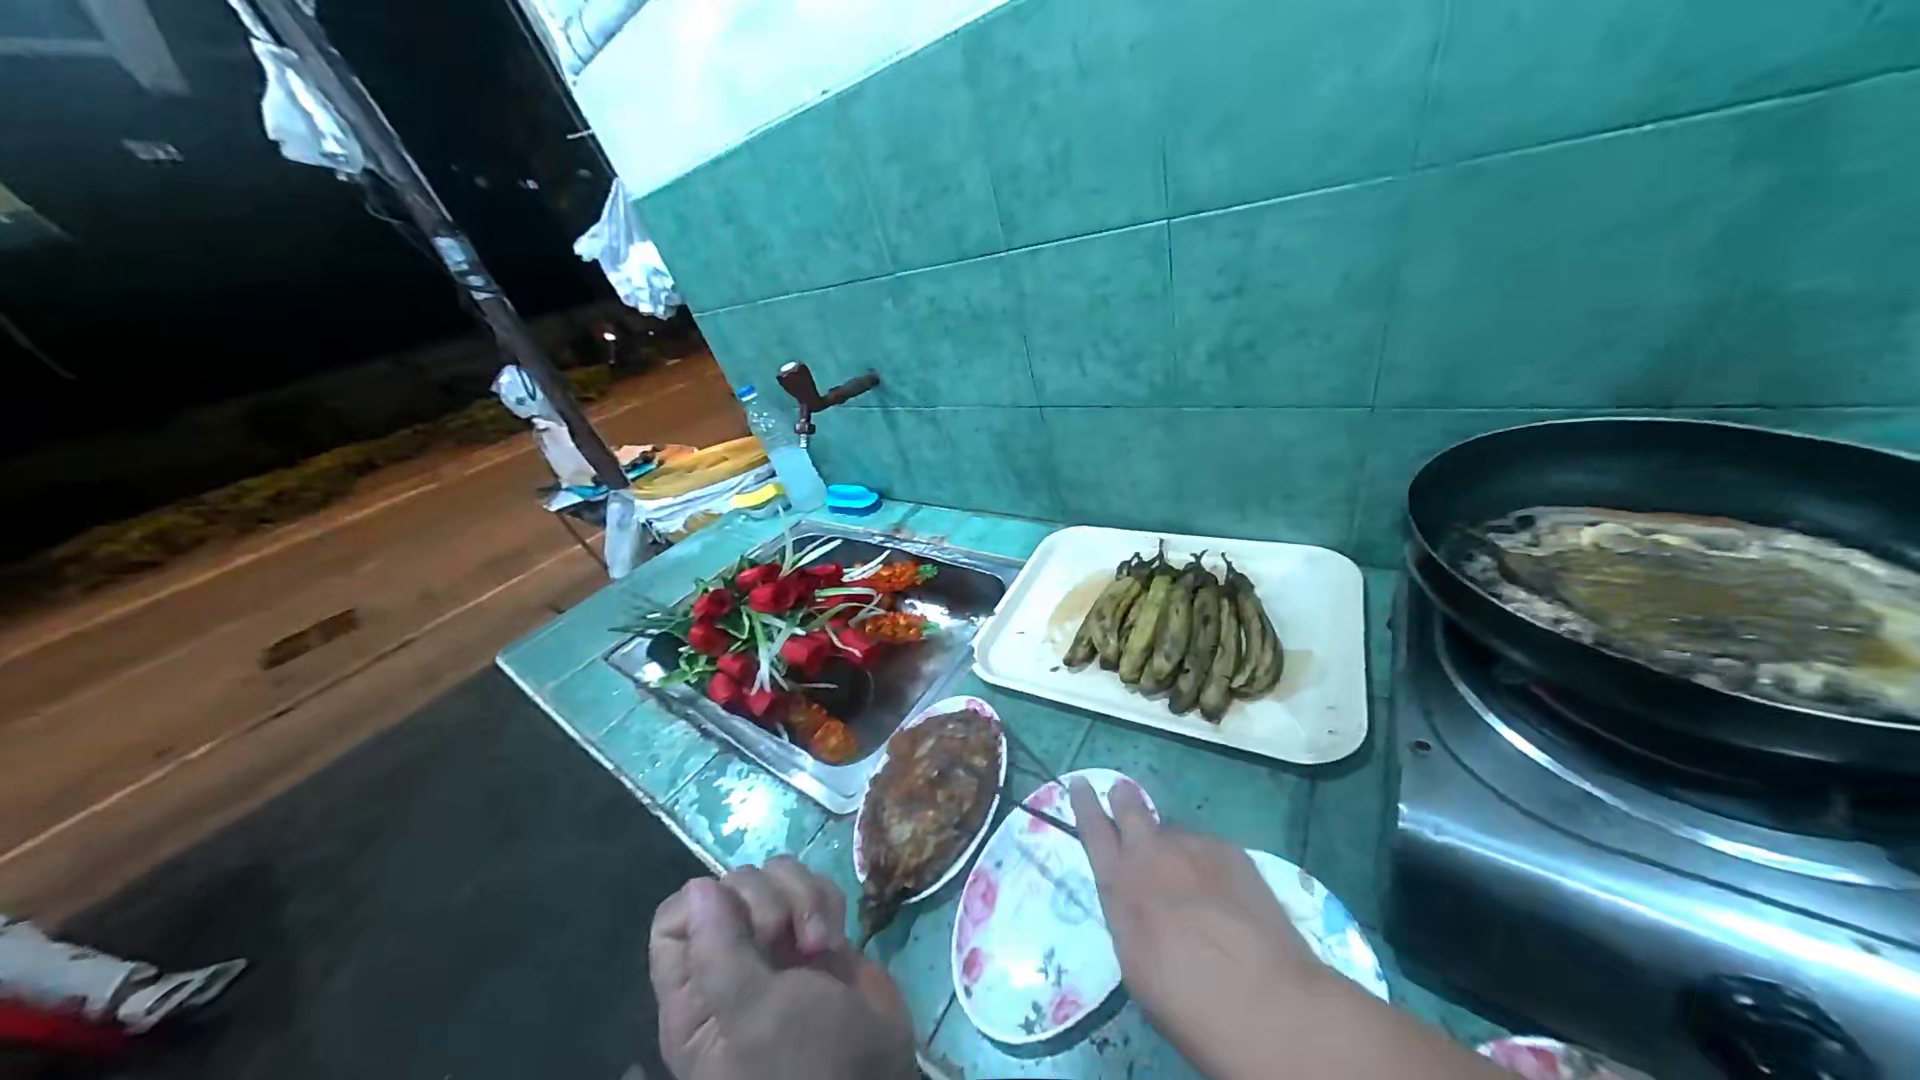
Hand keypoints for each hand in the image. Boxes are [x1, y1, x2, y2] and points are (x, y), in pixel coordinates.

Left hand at [649, 857, 914, 1079]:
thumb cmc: (804, 1062)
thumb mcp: (753, 1014)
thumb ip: (719, 951)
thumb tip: (698, 886)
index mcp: (697, 990)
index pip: (677, 918)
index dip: (708, 904)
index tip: (741, 921)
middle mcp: (732, 960)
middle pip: (732, 886)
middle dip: (768, 899)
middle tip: (786, 937)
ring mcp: (775, 943)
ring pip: (774, 878)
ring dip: (802, 897)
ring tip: (820, 943)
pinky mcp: (815, 931)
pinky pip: (812, 886)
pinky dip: (827, 901)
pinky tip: (838, 939)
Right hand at [1071, 779, 1504, 1079]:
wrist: (1266, 1002)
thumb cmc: (1187, 1002)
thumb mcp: (1135, 961)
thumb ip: (1129, 913)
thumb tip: (1136, 898)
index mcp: (1121, 885)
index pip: (1093, 830)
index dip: (1085, 804)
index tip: (1078, 783)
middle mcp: (1152, 855)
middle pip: (1130, 808)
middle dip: (1123, 798)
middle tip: (1121, 792)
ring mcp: (1194, 848)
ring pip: (1173, 829)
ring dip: (1169, 840)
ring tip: (1183, 866)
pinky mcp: (1233, 852)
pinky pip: (1208, 845)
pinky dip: (1205, 858)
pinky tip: (1220, 886)